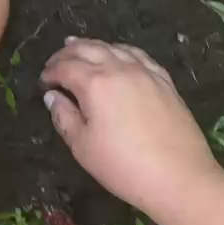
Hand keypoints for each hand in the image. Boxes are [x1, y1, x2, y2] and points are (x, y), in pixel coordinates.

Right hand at [41, 38, 221, 217]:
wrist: (180, 178)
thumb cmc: (124, 166)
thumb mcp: (83, 147)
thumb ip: (63, 117)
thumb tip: (52, 97)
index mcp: (94, 83)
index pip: (65, 67)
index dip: (50, 72)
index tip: (43, 83)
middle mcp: (118, 68)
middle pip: (87, 49)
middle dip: (66, 53)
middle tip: (55, 63)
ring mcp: (144, 71)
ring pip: (112, 47)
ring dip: (92, 46)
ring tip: (78, 46)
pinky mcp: (164, 80)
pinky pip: (138, 55)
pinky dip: (121, 50)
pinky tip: (118, 55)